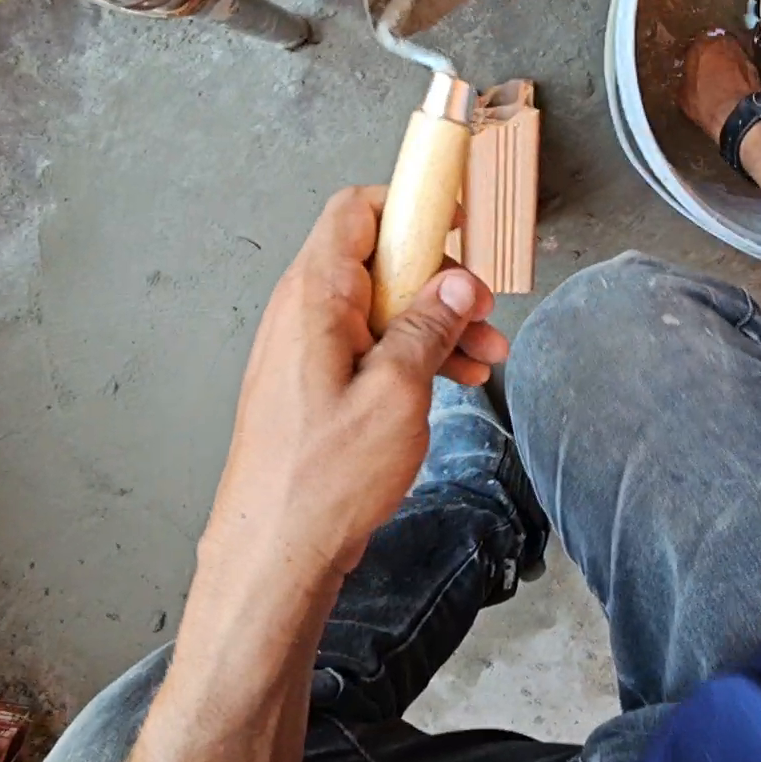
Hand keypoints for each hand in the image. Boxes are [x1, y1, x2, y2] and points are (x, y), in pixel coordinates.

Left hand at [212, 188, 510, 575]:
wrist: (275, 556)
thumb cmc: (321, 481)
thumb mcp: (397, 392)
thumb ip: (430, 325)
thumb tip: (457, 282)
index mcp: (315, 297)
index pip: (357, 210)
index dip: (410, 206)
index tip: (456, 222)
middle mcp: (305, 312)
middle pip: (380, 259)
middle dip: (440, 278)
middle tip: (483, 307)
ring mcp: (310, 347)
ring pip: (385, 306)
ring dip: (437, 321)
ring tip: (485, 354)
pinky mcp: (318, 379)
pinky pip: (373, 343)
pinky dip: (415, 351)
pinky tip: (455, 377)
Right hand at [679, 30, 760, 141]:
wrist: (739, 114)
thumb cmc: (706, 104)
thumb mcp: (684, 96)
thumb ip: (684, 81)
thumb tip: (685, 79)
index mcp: (700, 47)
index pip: (691, 46)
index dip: (690, 58)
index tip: (688, 67)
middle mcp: (721, 42)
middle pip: (712, 44)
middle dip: (708, 55)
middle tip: (704, 68)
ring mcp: (740, 51)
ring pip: (728, 52)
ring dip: (723, 60)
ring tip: (719, 74)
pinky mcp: (754, 62)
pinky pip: (739, 62)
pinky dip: (735, 68)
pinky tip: (732, 80)